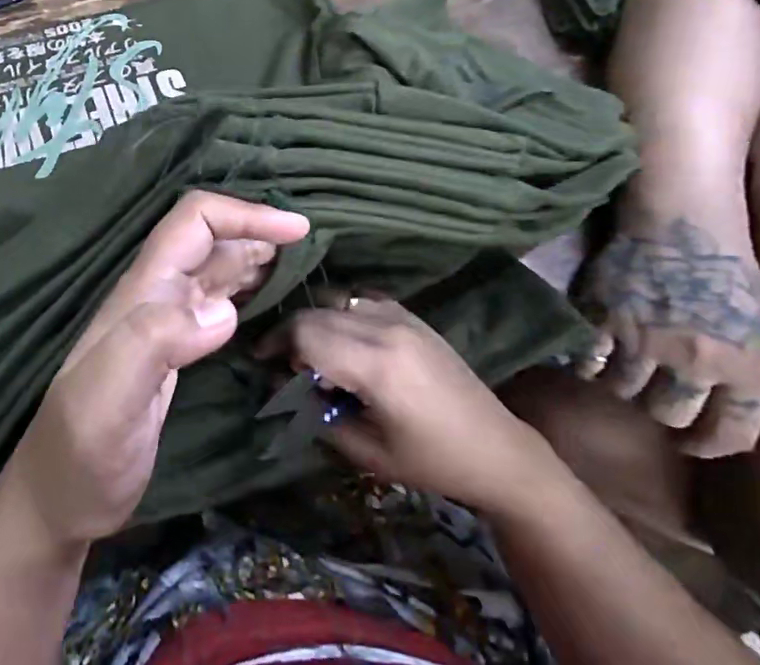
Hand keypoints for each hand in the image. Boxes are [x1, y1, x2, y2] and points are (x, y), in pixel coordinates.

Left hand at [2, 191, 309, 546]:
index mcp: (143, 292)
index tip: (298, 230)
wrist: (60, 499)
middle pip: (210, 237)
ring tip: (303, 267)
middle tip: (313, 250)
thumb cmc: (82, 453)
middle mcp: (155, 296)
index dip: (245, 213)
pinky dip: (250, 291)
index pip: (194, 221)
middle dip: (259, 230)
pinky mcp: (176, 350)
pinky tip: (271, 303)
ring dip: (258, 257)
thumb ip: (152, 342)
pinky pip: (219, 303)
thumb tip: (224, 311)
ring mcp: (165, 323)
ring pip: (217, 267)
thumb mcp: (108, 398)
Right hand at [260, 292, 557, 509]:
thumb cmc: (431, 461)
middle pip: (315, 311)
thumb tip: (281, 383)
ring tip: (312, 353)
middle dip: (289, 333)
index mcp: (376, 365)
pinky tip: (342, 341)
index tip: (262, 363)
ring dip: (314, 320)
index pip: (305, 333)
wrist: (497, 448)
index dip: (275, 344)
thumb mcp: (366, 451)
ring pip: (335, 298)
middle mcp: (386, 327)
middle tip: (282, 364)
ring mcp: (402, 315)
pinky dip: (339, 312)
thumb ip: (317, 414)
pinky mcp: (412, 315)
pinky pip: (360, 298)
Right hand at [579, 215, 759, 457]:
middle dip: (660, 408)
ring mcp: (645, 342)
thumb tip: (711, 417)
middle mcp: (698, 364)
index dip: (705, 445)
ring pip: (624, 391)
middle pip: (668, 416)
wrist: (681, 220)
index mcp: (751, 371)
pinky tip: (593, 353)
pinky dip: (588, 363)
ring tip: (621, 367)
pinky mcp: (603, 319)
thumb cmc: (728, 272)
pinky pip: (589, 363)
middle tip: (652, 392)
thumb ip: (743, 379)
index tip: (688, 443)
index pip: (728, 437)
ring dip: (622, 383)